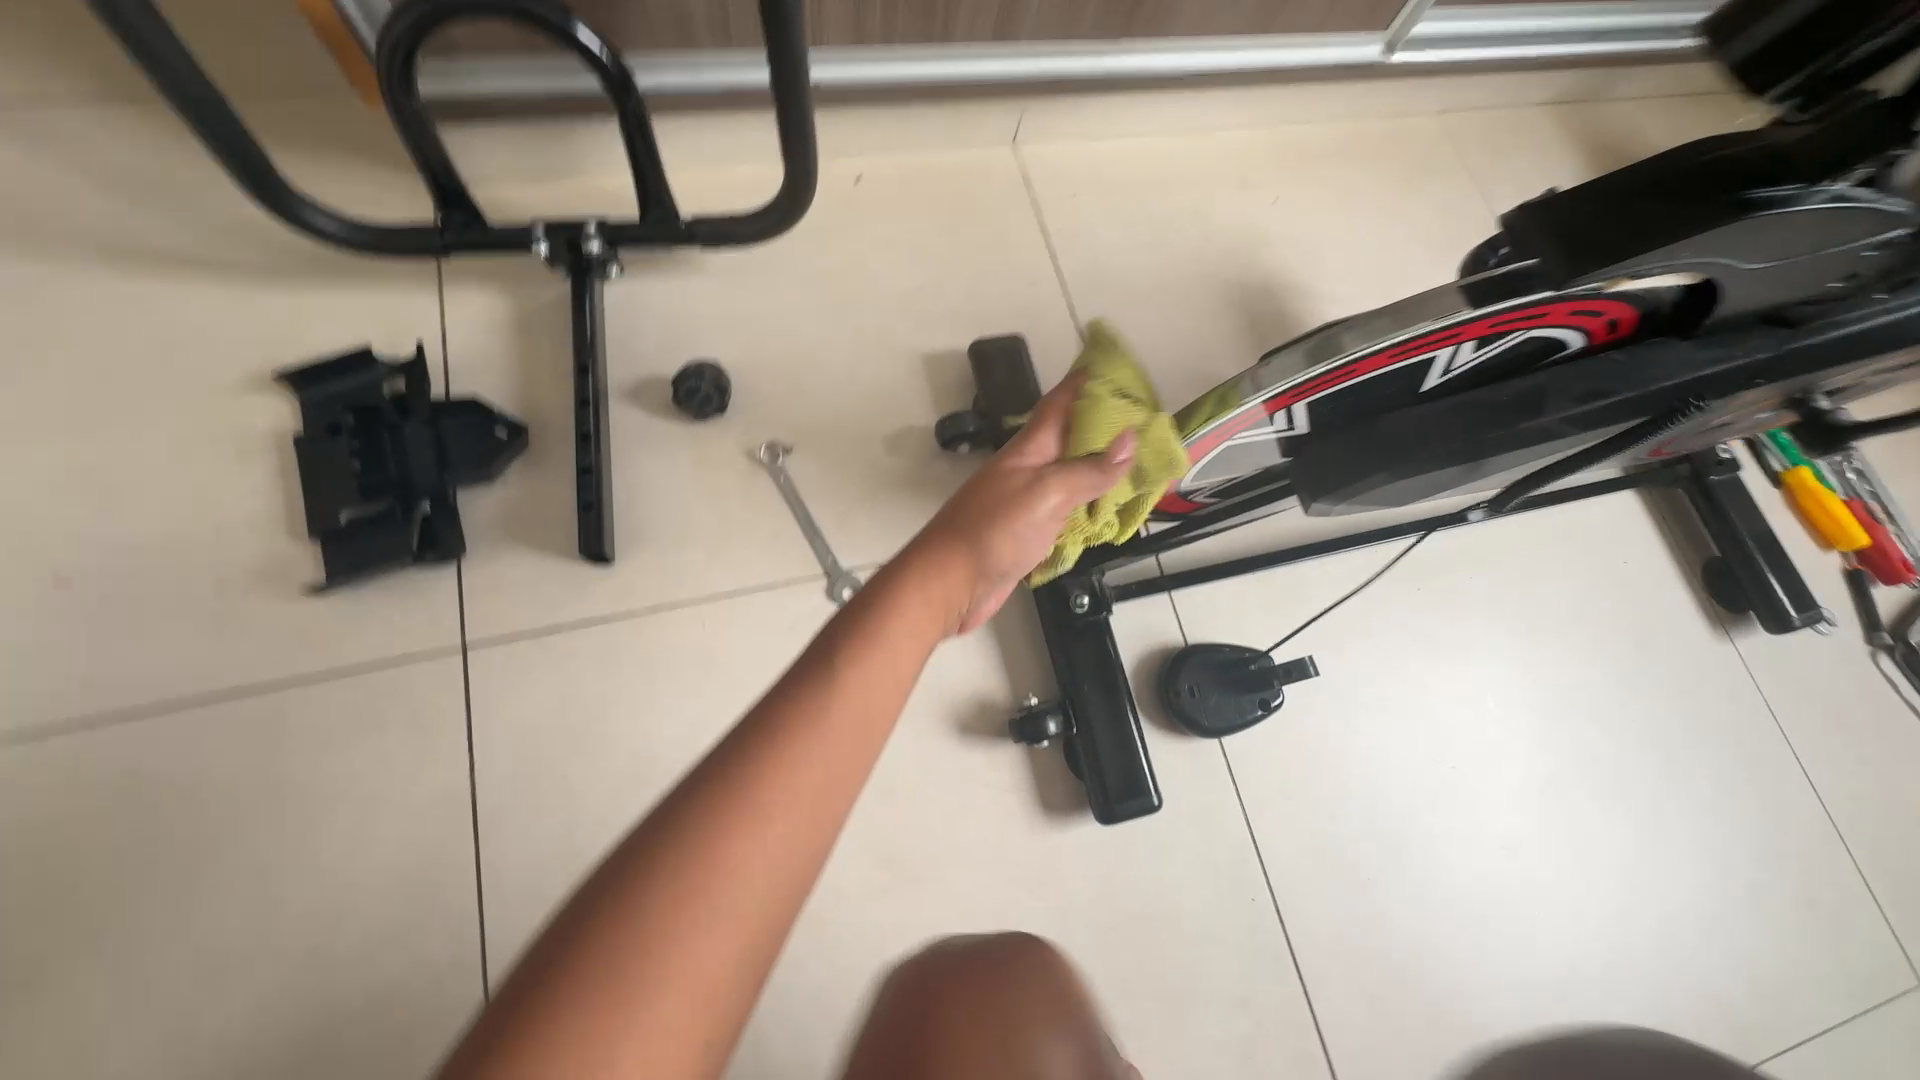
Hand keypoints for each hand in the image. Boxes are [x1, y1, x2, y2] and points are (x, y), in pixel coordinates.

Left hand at [907, 371, 1136, 635]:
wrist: (951, 583)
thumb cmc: (994, 531)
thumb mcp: (1047, 493)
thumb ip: (1088, 470)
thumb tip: (1130, 439)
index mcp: (1031, 448)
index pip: (1063, 401)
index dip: (1089, 382)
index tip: (1122, 369)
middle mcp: (1031, 469)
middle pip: (1073, 438)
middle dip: (1109, 428)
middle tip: (1152, 426)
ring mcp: (1030, 502)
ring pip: (1074, 476)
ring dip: (1105, 470)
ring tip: (1145, 466)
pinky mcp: (1030, 534)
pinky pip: (1069, 512)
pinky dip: (1093, 508)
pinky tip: (1114, 512)